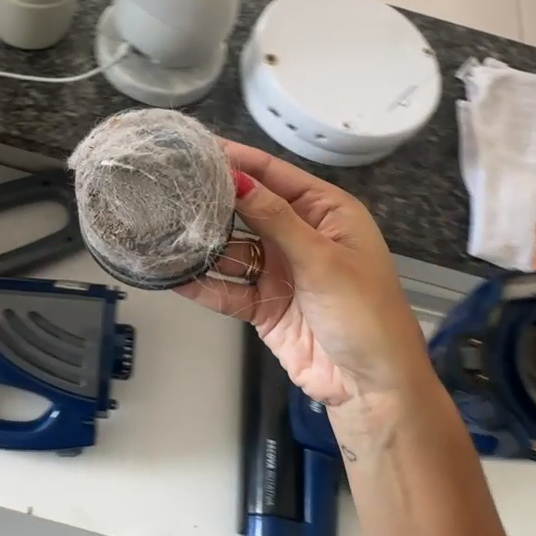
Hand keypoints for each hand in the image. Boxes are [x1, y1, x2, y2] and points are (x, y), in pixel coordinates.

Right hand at [175, 142, 428, 406]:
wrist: (373, 388)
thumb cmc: (366, 315)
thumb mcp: (323, 260)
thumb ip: (276, 219)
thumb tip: (238, 179)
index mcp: (327, 213)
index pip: (276, 176)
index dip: (239, 160)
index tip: (200, 147)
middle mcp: (301, 236)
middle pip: (249, 210)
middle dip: (214, 201)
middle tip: (170, 185)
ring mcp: (281, 271)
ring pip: (233, 249)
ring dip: (203, 244)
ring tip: (163, 229)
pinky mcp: (264, 305)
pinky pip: (228, 287)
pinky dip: (203, 283)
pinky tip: (173, 275)